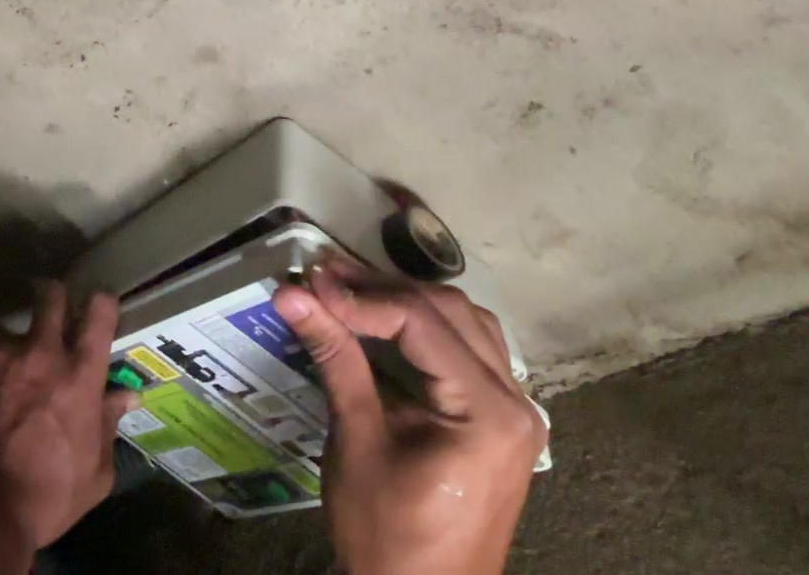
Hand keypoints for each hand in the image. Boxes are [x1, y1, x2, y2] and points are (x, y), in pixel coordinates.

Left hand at [0, 283, 136, 549]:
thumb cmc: (49, 495)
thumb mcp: (96, 471)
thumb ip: (109, 424)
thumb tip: (126, 395)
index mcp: (79, 377)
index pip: (98, 318)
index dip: (102, 304)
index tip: (101, 303)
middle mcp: (40, 354)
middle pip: (51, 301)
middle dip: (55, 297)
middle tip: (54, 305)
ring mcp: (0, 356)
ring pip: (11, 336)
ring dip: (15, 352)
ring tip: (8, 382)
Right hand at [273, 252, 546, 574]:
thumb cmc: (387, 530)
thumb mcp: (356, 439)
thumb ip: (334, 357)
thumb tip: (292, 293)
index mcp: (488, 411)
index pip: (422, 323)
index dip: (361, 296)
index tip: (309, 283)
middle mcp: (515, 401)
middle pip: (448, 311)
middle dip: (381, 289)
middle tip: (321, 279)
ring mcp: (514, 410)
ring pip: (464, 322)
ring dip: (404, 301)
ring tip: (346, 293)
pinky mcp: (500, 419)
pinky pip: (468, 348)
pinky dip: (425, 326)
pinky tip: (385, 324)